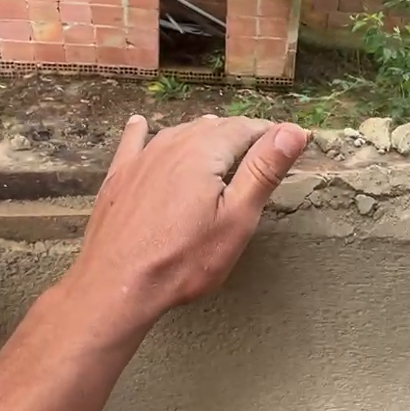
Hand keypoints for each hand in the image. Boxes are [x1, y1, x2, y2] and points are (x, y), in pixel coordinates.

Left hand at [59, 115, 308, 336]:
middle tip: (259, 151)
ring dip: (203, 134)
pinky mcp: (118, 178)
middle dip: (239, 135)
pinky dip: (143, 132)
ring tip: (220, 141)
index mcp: (204, 152)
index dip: (270, 134)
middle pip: (213, 127)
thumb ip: (264, 170)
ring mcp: (140, 160)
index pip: (246, 128)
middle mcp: (171, 145)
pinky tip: (140, 125)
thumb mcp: (237, 218)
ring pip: (179, 133)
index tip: (288, 143)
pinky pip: (134, 143)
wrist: (117, 286)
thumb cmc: (183, 260)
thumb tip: (293, 131)